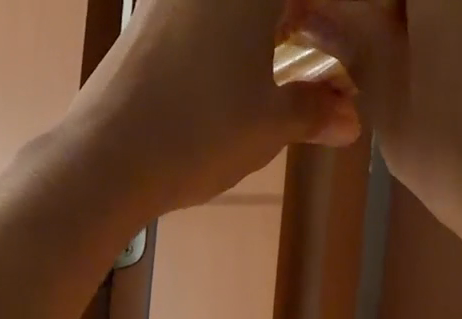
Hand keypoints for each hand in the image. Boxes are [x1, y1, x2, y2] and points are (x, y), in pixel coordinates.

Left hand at [57, 0, 363, 218]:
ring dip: (275, 28)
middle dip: (316, 20)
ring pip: (238, 8)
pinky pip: (204, 18)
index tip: (360, 56)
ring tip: (294, 74)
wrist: (102, 161)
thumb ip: (314, 111)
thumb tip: (347, 120)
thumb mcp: (268, 125)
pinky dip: (234, 38)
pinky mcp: (143, 24)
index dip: (350, 20)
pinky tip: (241, 78)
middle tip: (337, 63)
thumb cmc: (197, 134)